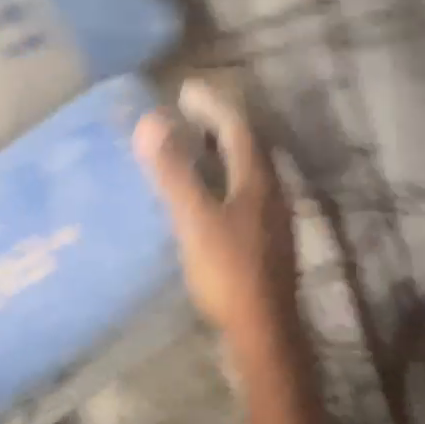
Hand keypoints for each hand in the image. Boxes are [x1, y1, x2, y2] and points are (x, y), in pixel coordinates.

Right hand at [134, 79, 299, 352]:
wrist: (264, 332)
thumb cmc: (228, 274)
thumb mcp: (195, 221)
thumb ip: (173, 173)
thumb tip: (150, 121)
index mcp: (258, 181)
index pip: (237, 128)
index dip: (212, 106)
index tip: (186, 91)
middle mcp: (273, 195)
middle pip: (248, 150)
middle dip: (219, 128)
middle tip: (189, 119)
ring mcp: (274, 223)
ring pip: (249, 178)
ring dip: (223, 160)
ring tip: (195, 156)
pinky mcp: (268, 249)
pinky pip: (246, 202)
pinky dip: (225, 189)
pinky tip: (209, 206)